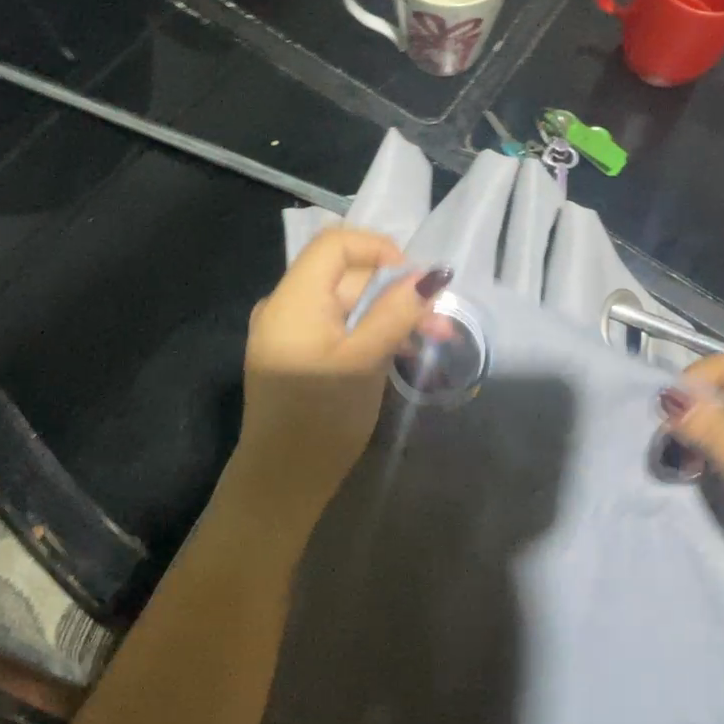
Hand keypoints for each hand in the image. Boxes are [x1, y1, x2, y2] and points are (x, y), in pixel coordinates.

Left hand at [236, 228, 452, 503]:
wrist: (282, 480)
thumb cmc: (321, 417)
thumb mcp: (365, 360)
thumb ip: (396, 313)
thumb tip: (432, 274)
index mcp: (294, 297)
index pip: (336, 243)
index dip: (381, 251)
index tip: (418, 283)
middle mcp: (287, 305)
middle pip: (347, 275)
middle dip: (398, 292)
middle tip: (441, 322)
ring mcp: (292, 332)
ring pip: (348, 305)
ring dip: (391, 316)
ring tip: (435, 340)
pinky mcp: (300, 356)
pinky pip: (339, 329)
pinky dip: (371, 334)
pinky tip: (405, 353)